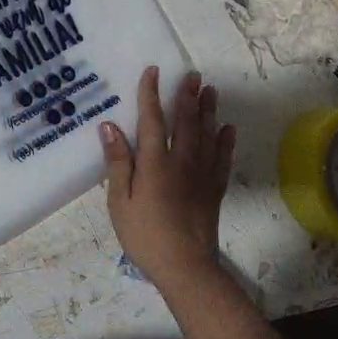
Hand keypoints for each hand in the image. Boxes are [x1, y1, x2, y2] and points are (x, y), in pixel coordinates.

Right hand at [101, 67, 235, 291]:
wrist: (185, 267)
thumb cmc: (144, 235)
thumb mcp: (119, 201)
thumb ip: (118, 162)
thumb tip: (109, 126)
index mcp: (155, 163)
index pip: (152, 120)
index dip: (151, 94)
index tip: (153, 71)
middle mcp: (181, 162)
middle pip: (186, 122)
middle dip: (187, 96)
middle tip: (193, 74)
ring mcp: (201, 175)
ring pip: (207, 135)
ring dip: (208, 111)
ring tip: (210, 90)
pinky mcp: (214, 190)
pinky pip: (222, 159)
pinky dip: (226, 142)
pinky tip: (228, 129)